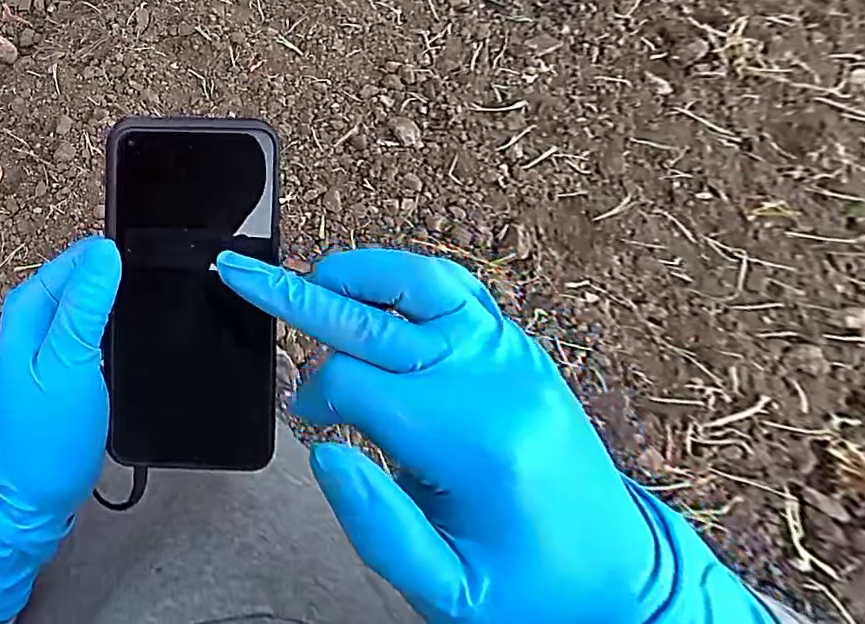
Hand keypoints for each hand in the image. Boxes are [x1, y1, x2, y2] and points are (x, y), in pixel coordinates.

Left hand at [0, 236, 120, 620]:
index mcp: (31, 304)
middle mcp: (36, 312)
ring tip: (144, 313)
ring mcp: (50, 334)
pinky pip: (95, 321)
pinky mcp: (66, 354)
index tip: (144, 272)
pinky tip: (129, 336)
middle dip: (118, 278)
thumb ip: (86, 305)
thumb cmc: (47, 436)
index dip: (115, 259)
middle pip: (87, 272)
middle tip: (147, 299)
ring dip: (118, 301)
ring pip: (94, 296)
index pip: (79, 255)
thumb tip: (105, 252)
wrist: (35, 496)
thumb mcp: (70, 364)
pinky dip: (113, 322)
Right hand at [216, 248, 774, 623]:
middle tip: (238, 274)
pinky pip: (451, 286)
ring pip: (414, 281)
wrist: (626, 588)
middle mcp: (491, 380)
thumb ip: (379, 527)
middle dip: (290, 293)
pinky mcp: (514, 345)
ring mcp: (508, 353)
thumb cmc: (533, 593)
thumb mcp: (452, 595)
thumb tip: (323, 450)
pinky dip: (400, 275)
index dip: (314, 396)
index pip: (354, 385)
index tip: (308, 419)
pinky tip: (369, 284)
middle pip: (367, 318)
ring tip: (308, 278)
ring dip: (351, 274)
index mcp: (472, 441)